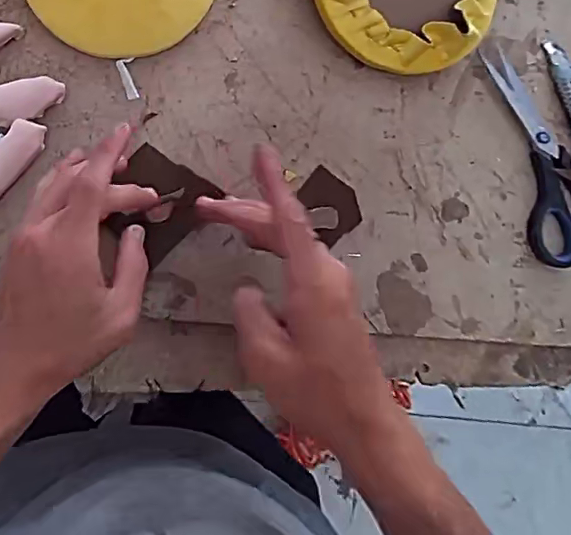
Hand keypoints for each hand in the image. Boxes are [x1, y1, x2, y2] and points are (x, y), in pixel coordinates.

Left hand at [0, 123, 156, 397]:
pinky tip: (75, 182)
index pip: (92, 181)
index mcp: (69, 242)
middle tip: (139, 180)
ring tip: (108, 163)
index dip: (111, 151)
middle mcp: (43, 229)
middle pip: (78, 179)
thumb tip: (134, 231)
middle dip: (110, 169)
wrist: (9, 369)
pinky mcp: (17, 243)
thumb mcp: (120, 313)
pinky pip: (42, 197)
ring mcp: (25, 234)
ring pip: (54, 182)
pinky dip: (64, 181)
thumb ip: (134, 265)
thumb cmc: (69, 345)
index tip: (127, 130)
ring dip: (83, 167)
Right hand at [196, 145, 400, 454]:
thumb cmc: (316, 391)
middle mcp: (326, 269)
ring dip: (259, 227)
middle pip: (285, 227)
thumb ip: (250, 314)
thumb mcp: (267, 358)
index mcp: (311, 277)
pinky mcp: (333, 294)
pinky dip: (275, 244)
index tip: (261, 152)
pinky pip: (300, 256)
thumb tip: (247, 289)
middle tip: (206, 206)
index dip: (272, 182)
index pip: (288, 218)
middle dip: (245, 211)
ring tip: (222, 217)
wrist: (364, 418)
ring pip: (292, 240)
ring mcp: (333, 280)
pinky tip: (256, 245)